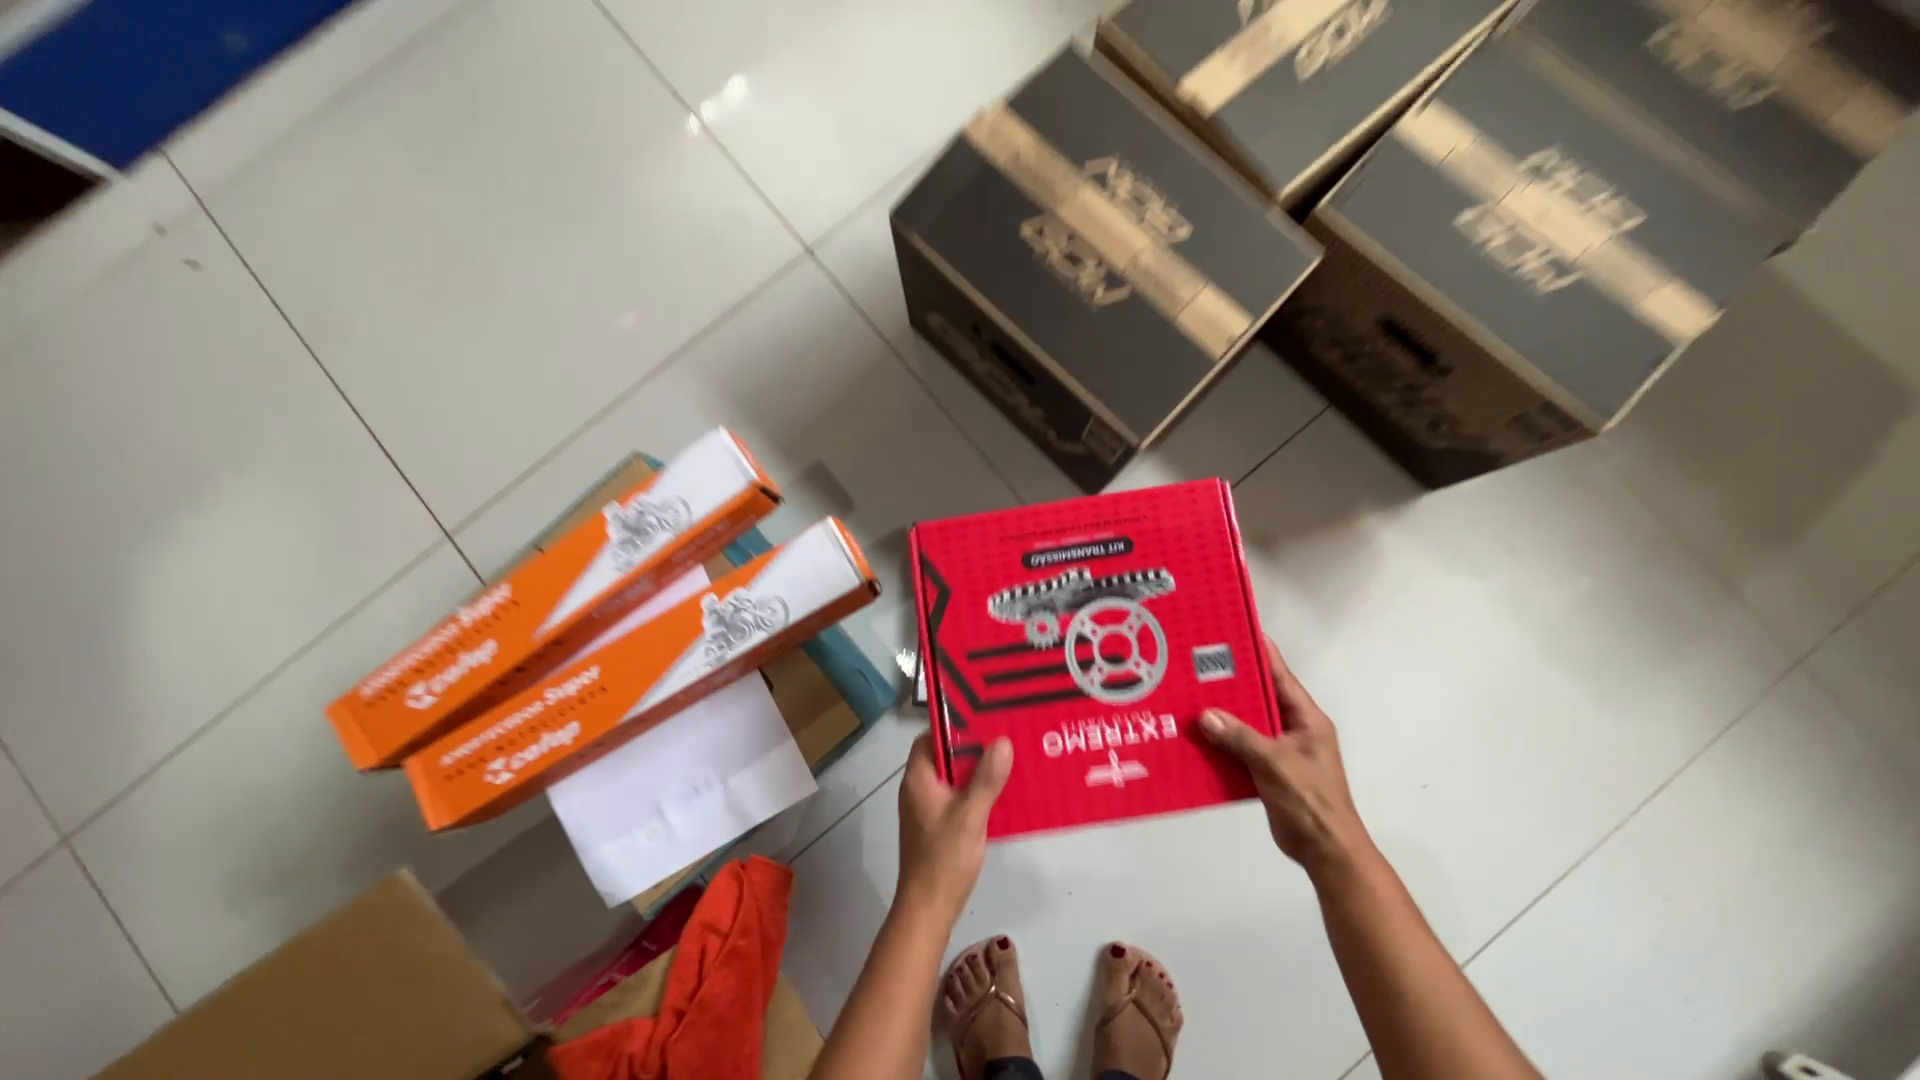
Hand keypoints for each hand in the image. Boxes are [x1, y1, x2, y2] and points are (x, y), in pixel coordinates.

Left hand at [896, 734, 1012, 922]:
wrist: (928, 909)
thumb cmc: (943, 859)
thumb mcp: (970, 816)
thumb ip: (986, 779)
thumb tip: (1002, 741)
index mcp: (918, 779)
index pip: (929, 737)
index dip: (953, 725)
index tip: (984, 717)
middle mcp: (919, 788)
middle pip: (944, 755)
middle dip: (972, 746)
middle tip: (1005, 734)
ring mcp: (927, 807)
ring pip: (953, 777)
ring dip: (977, 769)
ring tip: (1010, 758)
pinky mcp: (938, 824)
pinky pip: (958, 795)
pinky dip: (976, 790)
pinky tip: (1002, 791)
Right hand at [1200, 639, 1371, 874]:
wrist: (1325, 849)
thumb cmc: (1309, 800)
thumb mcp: (1274, 763)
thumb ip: (1240, 738)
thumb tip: (1206, 715)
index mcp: (1307, 719)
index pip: (1281, 676)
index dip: (1260, 653)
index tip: (1235, 629)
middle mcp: (1295, 729)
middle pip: (1260, 697)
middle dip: (1231, 683)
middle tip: (1198, 665)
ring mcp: (1282, 751)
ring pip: (1248, 724)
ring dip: (1223, 715)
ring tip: (1189, 697)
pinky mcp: (1269, 771)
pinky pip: (1241, 748)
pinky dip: (1222, 743)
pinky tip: (1196, 739)